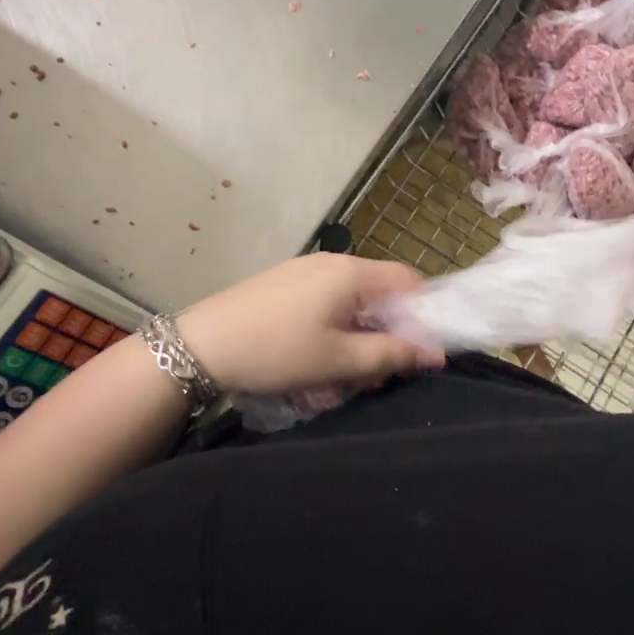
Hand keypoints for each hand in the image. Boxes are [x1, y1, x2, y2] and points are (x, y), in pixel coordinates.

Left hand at [175, 254, 445, 394]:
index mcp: (352, 273)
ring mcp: (304, 270)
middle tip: (376, 372)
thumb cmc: (277, 352)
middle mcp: (332, 262)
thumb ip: (392, 354)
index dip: (423, 314)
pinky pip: (326, 301)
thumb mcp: (340, 361)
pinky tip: (314, 358)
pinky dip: (333, 328)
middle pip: (381, 292)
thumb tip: (435, 353)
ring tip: (342, 373)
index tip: (417, 350)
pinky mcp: (283, 283)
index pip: (410, 281)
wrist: (198, 347)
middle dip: (387, 332)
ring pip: (352, 301)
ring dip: (358, 335)